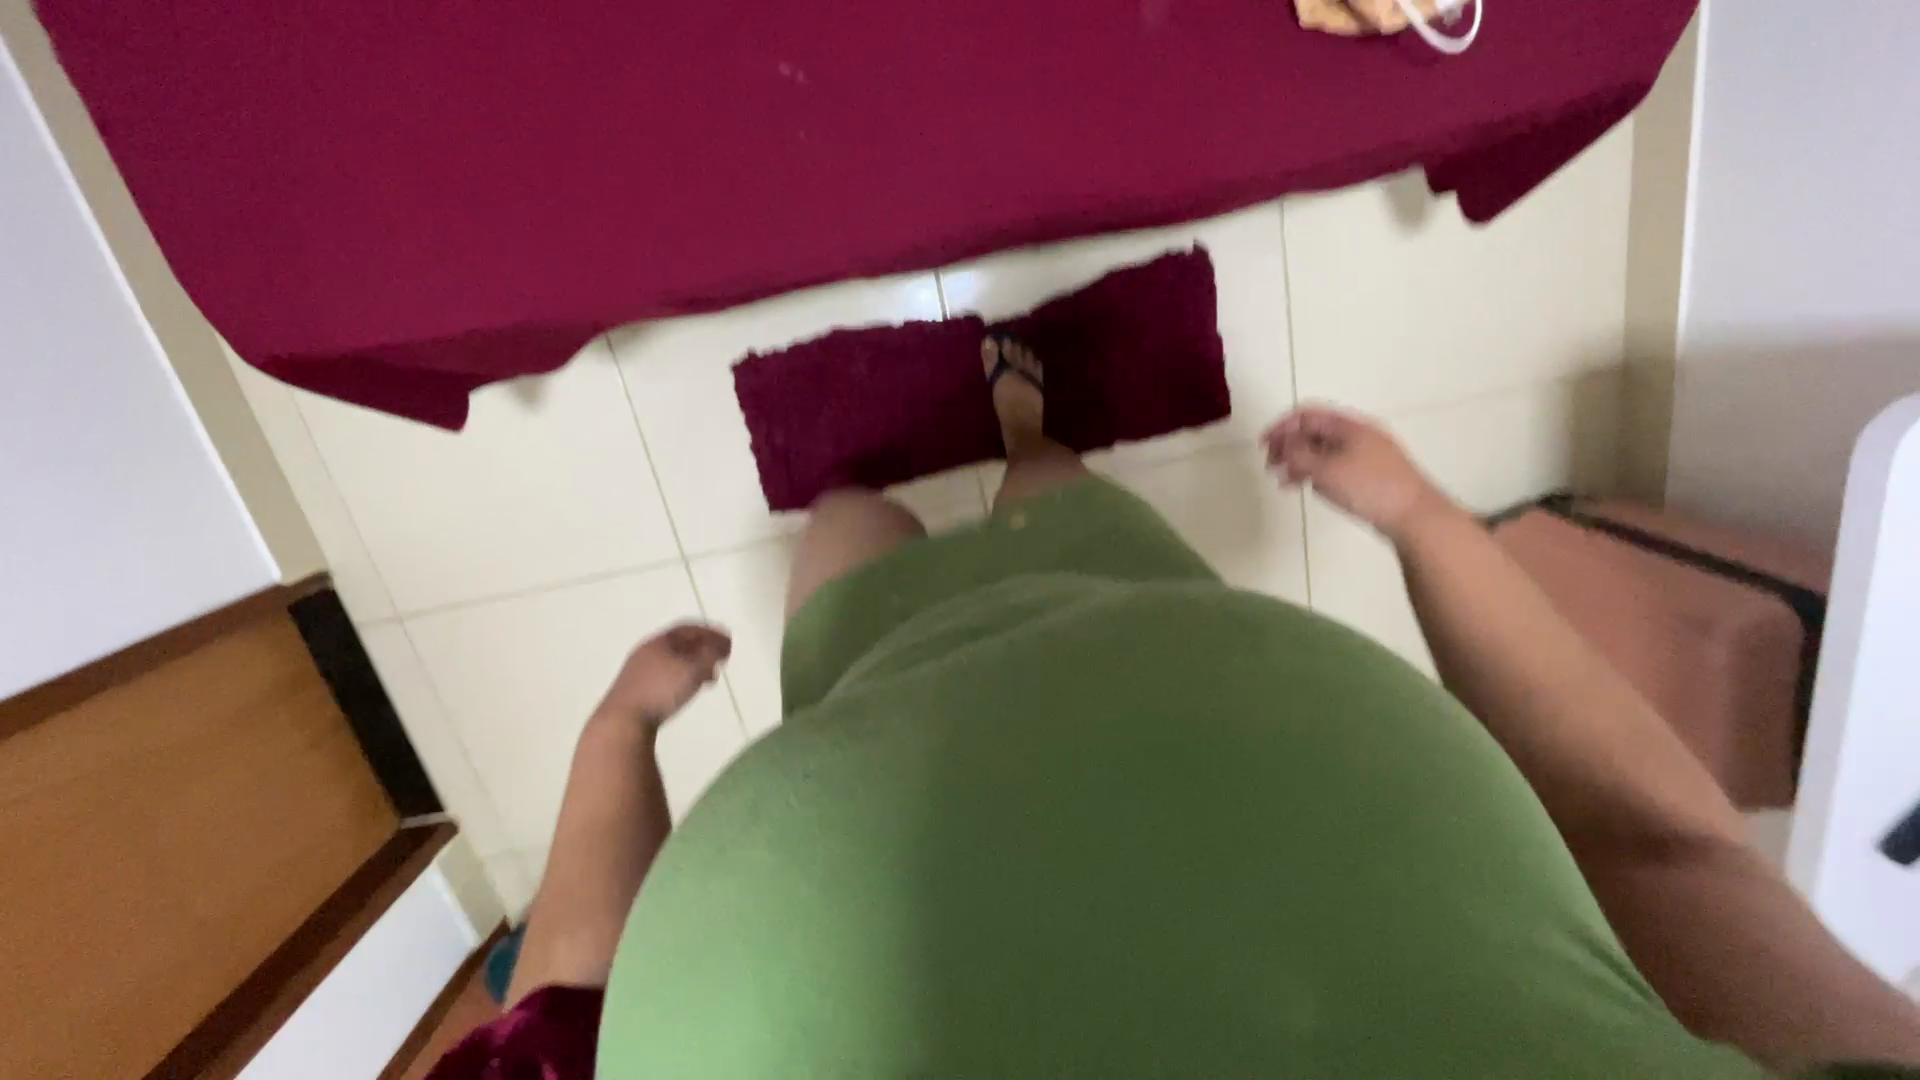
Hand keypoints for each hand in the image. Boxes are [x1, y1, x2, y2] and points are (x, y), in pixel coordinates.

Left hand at [594, 623, 731, 730]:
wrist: (622, 721)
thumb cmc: (660, 691)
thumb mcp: (693, 670)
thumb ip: (710, 656)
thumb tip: (720, 647)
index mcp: (659, 642)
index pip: (688, 628)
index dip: (710, 631)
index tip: (728, 638)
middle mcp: (647, 652)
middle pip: (680, 644)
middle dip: (704, 648)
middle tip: (722, 656)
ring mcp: (639, 672)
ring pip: (674, 661)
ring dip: (695, 665)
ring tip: (710, 676)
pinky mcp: (636, 691)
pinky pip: (666, 676)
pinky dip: (684, 677)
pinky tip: (689, 690)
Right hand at [1263, 406, 1456, 542]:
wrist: (1413, 515)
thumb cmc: (1369, 487)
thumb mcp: (1326, 470)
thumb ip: (1299, 455)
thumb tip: (1284, 447)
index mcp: (1349, 426)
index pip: (1307, 415)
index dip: (1281, 427)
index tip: (1263, 446)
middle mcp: (1357, 435)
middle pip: (1313, 432)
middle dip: (1287, 446)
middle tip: (1270, 466)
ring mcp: (1364, 455)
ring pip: (1322, 451)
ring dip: (1298, 462)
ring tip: (1284, 483)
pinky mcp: (1367, 475)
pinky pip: (1333, 466)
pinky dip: (1314, 474)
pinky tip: (1308, 489)